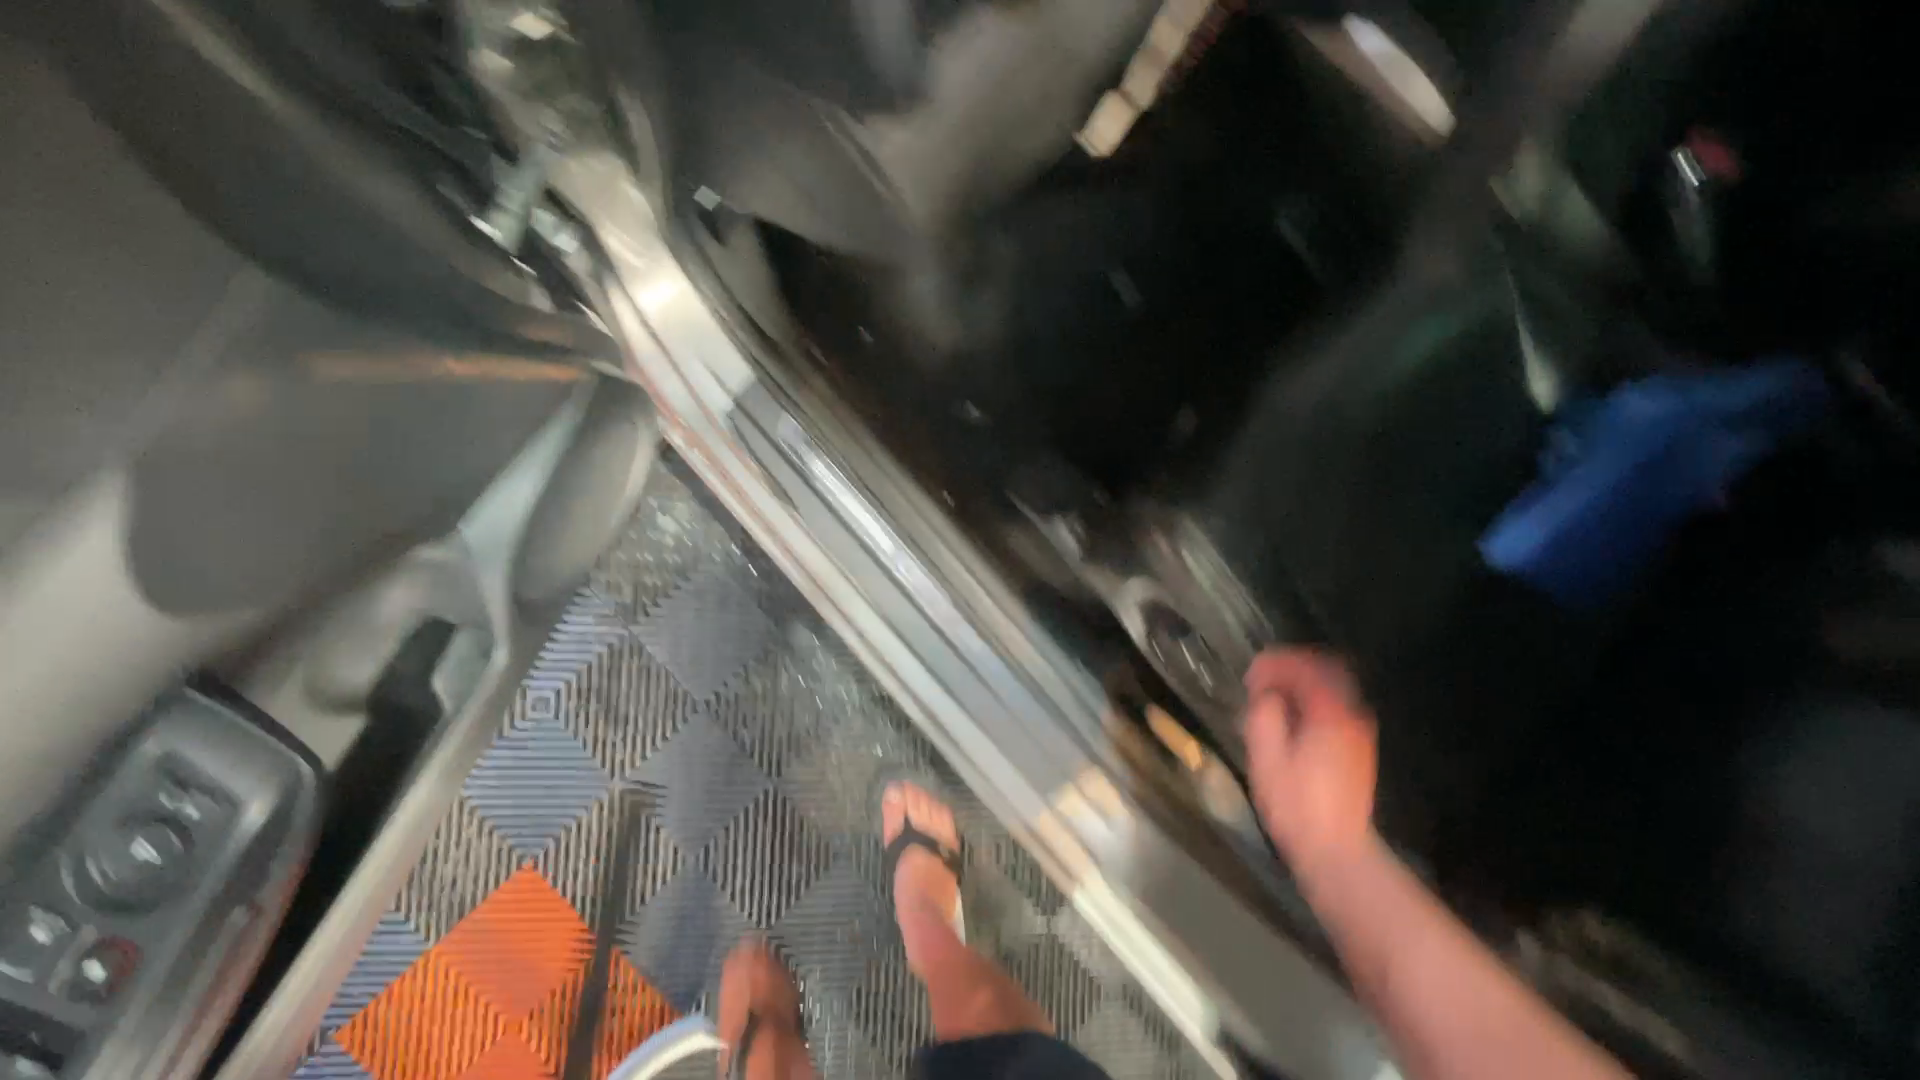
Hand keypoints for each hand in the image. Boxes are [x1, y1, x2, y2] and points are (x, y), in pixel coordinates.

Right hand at [1243, 648, 1378, 875]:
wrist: (1335, 851)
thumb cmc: (1295, 805)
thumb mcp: (1266, 757)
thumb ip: (1264, 715)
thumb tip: (1266, 695)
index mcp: (1330, 714)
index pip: (1306, 668)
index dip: (1276, 663)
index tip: (1251, 673)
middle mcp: (1353, 716)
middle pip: (1327, 672)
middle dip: (1292, 668)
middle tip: (1262, 679)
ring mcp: (1360, 734)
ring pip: (1334, 691)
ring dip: (1302, 686)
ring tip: (1272, 699)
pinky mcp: (1358, 751)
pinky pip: (1337, 710)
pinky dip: (1313, 703)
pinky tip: (1291, 722)